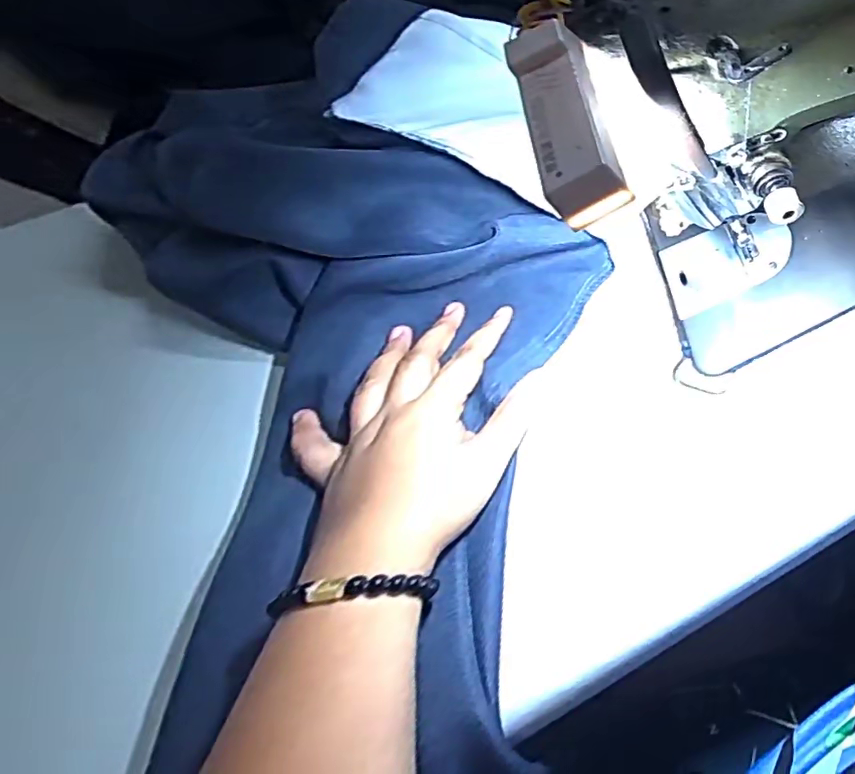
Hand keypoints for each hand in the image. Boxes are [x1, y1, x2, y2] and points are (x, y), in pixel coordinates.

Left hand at [291, 302, 531, 579]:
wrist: (375, 556)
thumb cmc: (441, 505)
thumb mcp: (488, 461)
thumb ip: (511, 417)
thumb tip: (535, 378)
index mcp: (431, 410)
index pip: (465, 363)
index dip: (486, 336)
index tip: (502, 313)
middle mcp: (392, 415)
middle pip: (415, 364)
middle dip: (437, 334)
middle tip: (451, 311)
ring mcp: (358, 440)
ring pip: (370, 388)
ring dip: (385, 359)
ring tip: (396, 335)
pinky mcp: (334, 469)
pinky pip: (317, 444)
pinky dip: (310, 427)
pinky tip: (305, 415)